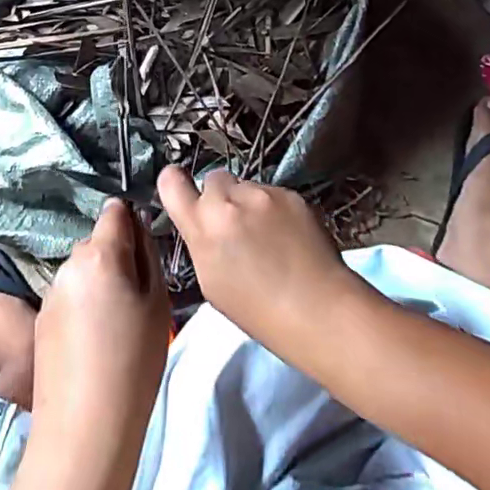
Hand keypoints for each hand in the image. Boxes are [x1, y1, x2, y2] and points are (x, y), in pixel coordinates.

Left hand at [0, 199, 169, 489]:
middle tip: (137, 296)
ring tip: (115, 324)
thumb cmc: (134, 362)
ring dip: (99, 282)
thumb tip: (139, 226)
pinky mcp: (41, 317)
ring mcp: (51, 290)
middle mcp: (70, 263)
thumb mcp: (158, 305)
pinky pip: (69, 295)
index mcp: (100, 254)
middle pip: (98, 243)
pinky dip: (83, 306)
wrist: (85, 424)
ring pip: (83, 271)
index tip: (145, 247)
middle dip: (117, 257)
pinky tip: (93, 341)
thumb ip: (148, 257)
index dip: (132, 222)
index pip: (115, 211)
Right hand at [158, 165, 362, 348]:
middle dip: (220, 196)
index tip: (182, 188)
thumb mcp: (211, 281)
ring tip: (268, 237)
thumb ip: (201, 242)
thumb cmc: (259, 311)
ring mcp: (262, 194)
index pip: (171, 182)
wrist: (319, 310)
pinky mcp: (291, 194)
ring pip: (246, 186)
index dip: (174, 182)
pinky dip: (276, 210)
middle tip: (234, 224)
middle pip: (214, 179)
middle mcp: (228, 201)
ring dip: (250, 204)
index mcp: (202, 226)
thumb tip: (204, 226)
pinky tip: (289, 236)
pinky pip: (274, 193)